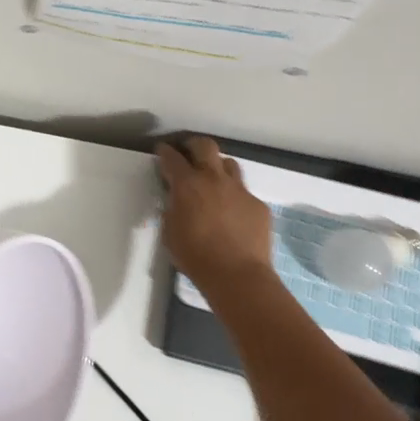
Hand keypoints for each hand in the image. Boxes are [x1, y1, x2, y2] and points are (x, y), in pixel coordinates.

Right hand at [158, 137, 274, 292]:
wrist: (237, 275)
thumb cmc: (195, 256)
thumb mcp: (170, 232)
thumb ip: (171, 210)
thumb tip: (176, 202)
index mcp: (187, 185)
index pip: (172, 158)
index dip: (164, 152)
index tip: (161, 151)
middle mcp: (214, 179)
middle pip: (205, 146)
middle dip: (194, 145)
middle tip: (188, 154)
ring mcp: (240, 190)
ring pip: (229, 165)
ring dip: (217, 168)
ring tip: (212, 182)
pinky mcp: (258, 205)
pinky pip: (244, 192)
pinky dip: (234, 197)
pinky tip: (232, 214)